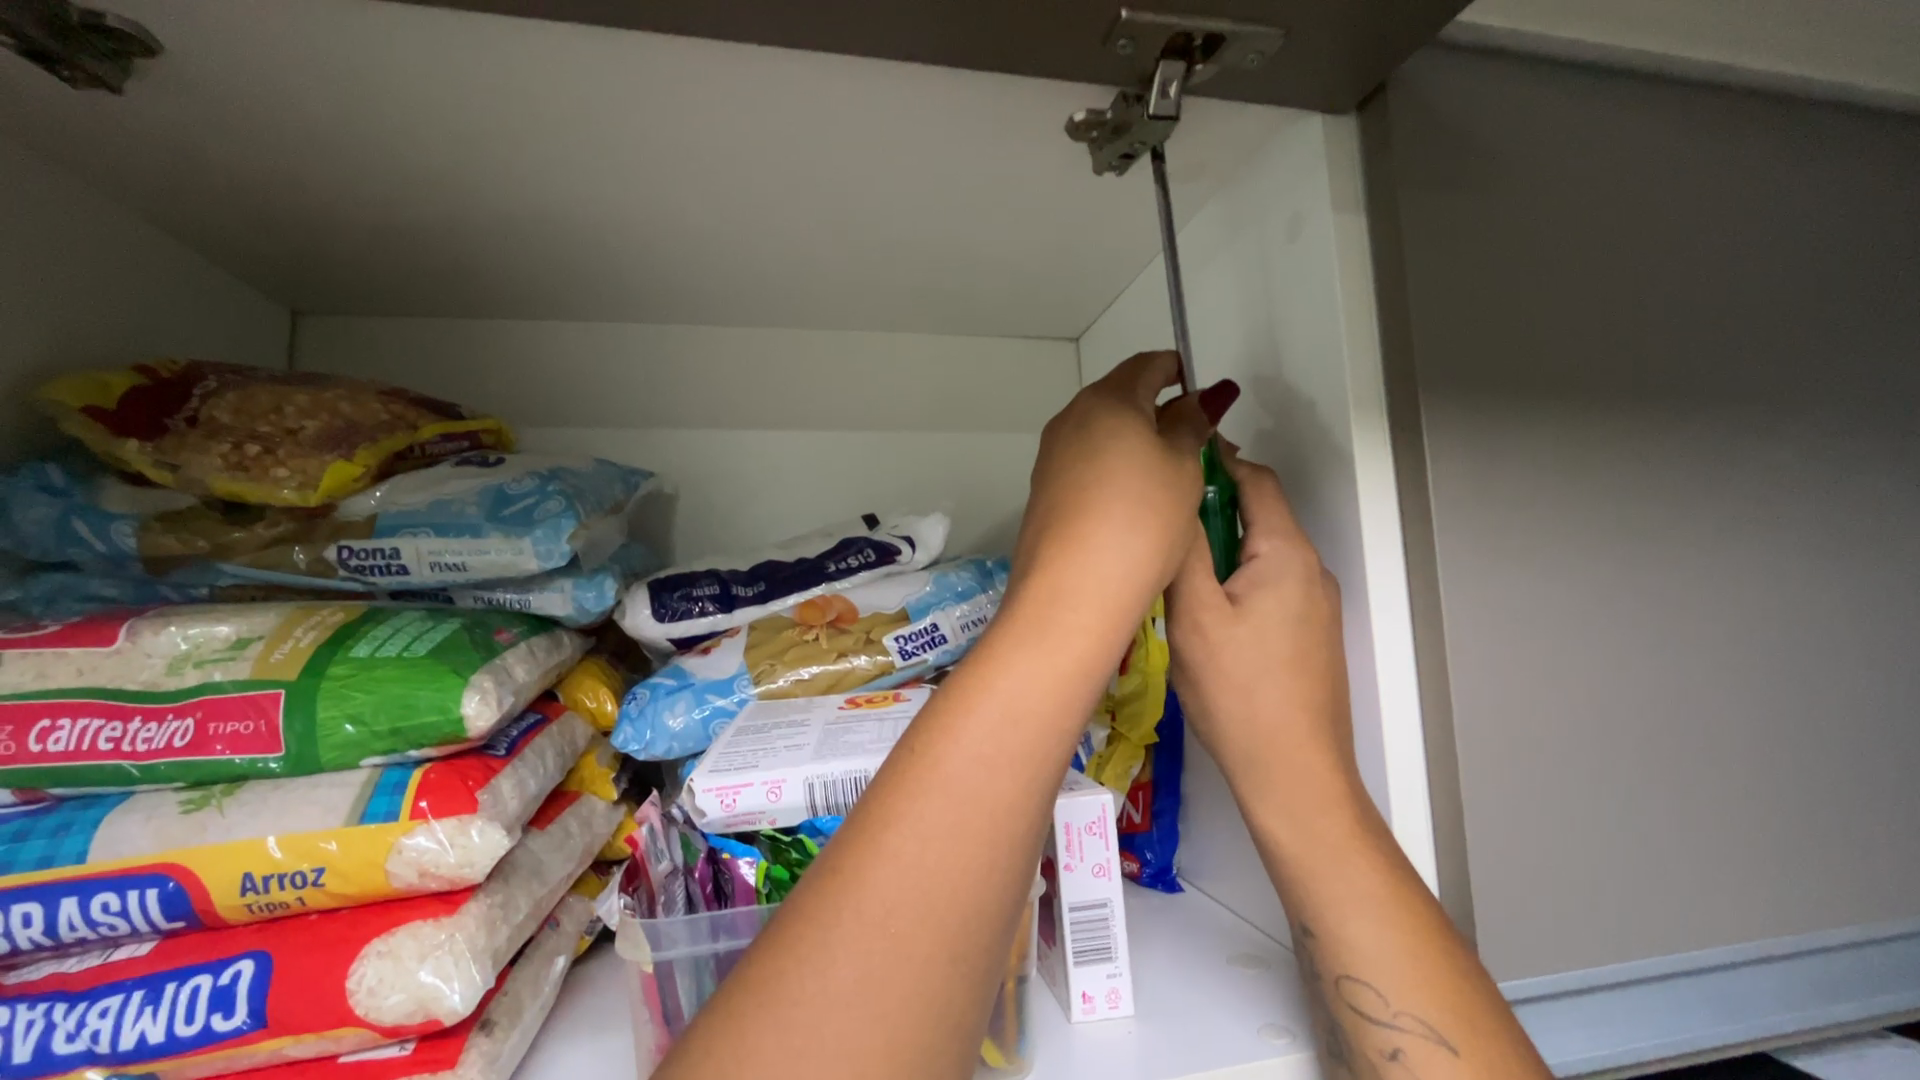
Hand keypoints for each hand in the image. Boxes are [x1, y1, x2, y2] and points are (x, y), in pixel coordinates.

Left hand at [1012, 351, 1237, 616]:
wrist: (1072, 590)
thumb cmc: (1140, 519)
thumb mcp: (1182, 467)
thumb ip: (1191, 425)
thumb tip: (1200, 398)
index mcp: (1107, 399)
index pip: (1147, 365)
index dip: (1179, 371)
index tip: (1204, 395)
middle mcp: (1071, 419)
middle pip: (1121, 397)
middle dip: (1159, 410)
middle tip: (1197, 441)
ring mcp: (1052, 456)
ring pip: (1102, 434)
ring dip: (1137, 443)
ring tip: (1172, 476)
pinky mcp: (1045, 492)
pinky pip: (1087, 465)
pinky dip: (1115, 469)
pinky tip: (1136, 501)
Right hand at [1166, 446, 1359, 805]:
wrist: (1293, 773)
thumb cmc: (1238, 691)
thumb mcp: (1193, 614)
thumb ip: (1182, 550)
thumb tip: (1173, 498)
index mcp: (1286, 553)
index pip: (1255, 481)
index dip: (1217, 461)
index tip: (1172, 458)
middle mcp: (1310, 570)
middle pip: (1259, 516)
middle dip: (1211, 508)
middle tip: (1157, 518)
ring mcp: (1315, 606)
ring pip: (1260, 555)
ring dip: (1220, 547)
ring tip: (1169, 564)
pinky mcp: (1309, 636)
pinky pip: (1268, 587)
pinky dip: (1234, 579)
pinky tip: (1201, 609)